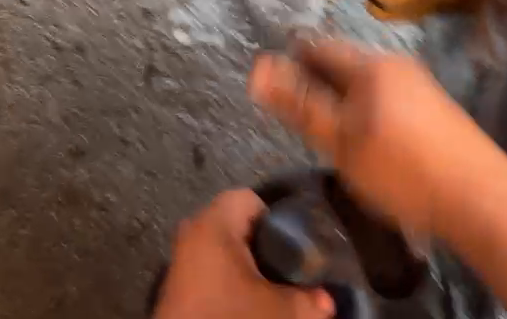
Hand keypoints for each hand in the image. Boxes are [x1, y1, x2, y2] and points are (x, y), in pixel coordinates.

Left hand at [153, 190, 333, 318]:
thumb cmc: (229, 317)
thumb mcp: (277, 312)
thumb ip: (308, 301)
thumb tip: (326, 300)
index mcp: (213, 223)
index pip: (249, 199)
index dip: (277, 219)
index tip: (297, 247)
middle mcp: (194, 230)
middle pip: (237, 224)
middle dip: (266, 246)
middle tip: (291, 272)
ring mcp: (183, 256)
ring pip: (225, 248)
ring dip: (249, 267)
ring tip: (273, 291)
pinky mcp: (179, 282)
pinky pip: (212, 268)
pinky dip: (232, 280)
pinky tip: (248, 303)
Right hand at [249, 39, 492, 241]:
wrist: (484, 203)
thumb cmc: (402, 170)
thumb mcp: (340, 142)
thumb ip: (298, 104)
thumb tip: (257, 69)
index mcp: (369, 64)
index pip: (316, 47)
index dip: (292, 63)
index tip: (278, 90)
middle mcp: (395, 63)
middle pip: (343, 62)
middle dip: (319, 82)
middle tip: (303, 116)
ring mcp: (421, 84)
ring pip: (367, 81)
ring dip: (345, 98)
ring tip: (333, 132)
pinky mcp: (438, 109)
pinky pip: (389, 96)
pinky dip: (370, 109)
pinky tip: (372, 141)